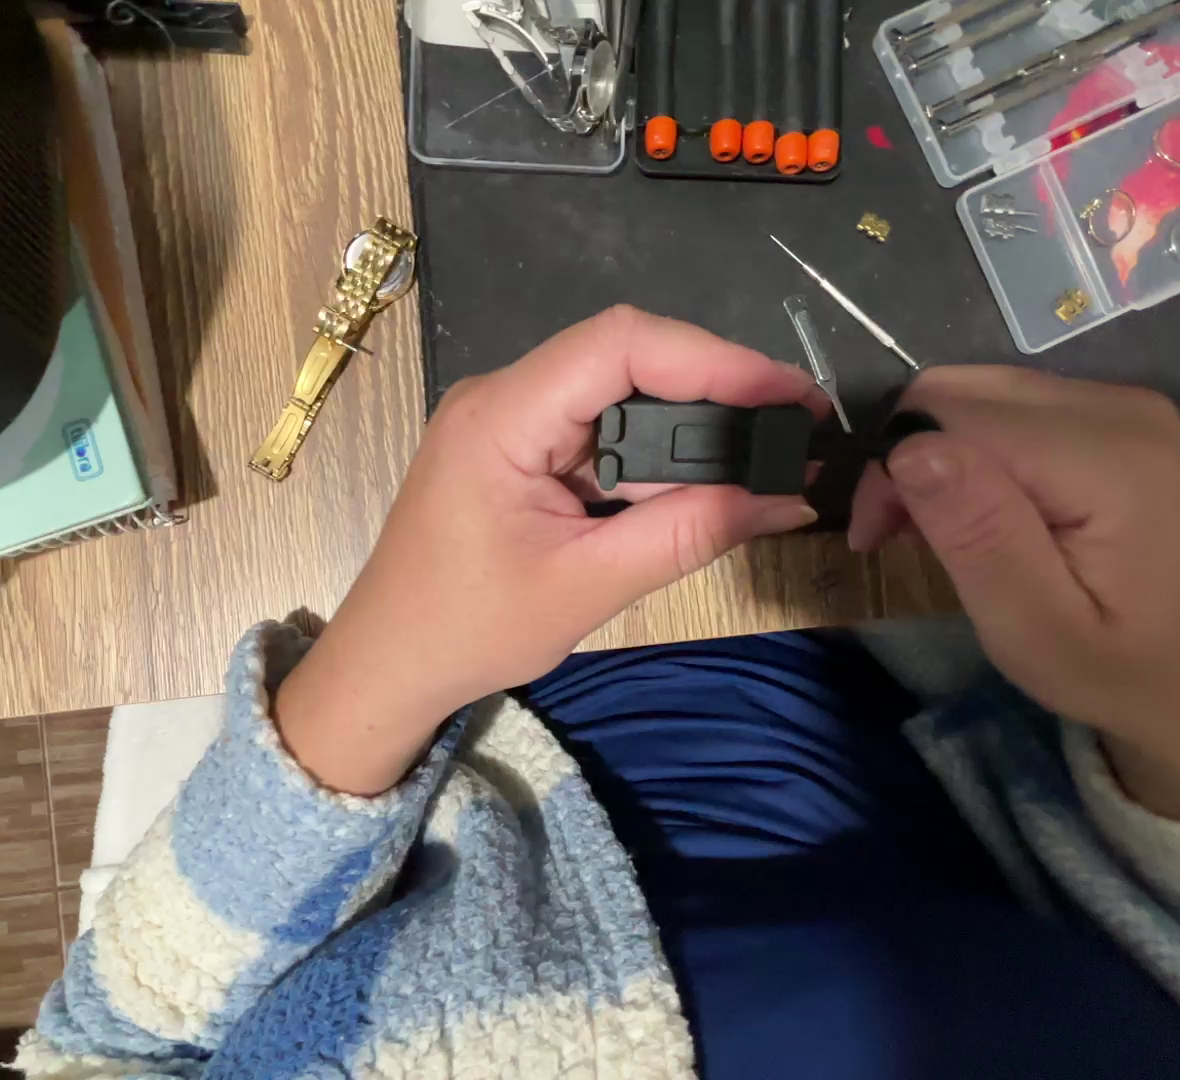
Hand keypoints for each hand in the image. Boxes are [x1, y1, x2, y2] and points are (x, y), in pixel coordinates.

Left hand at [277, 306, 822, 793]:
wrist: (390, 661)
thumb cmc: (468, 631)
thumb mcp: (585, 586)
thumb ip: (685, 534)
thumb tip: (784, 497)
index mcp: (501, 417)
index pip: (619, 345)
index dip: (714, 358)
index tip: (788, 397)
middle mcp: (500, 397)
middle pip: (621, 358)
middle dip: (712, 388)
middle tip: (789, 429)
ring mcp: (505, 419)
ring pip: (612, 391)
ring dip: (684, 422)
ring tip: (756, 455)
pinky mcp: (514, 448)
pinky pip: (592, 427)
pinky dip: (647, 450)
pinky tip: (691, 479)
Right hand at [849, 367, 1179, 823]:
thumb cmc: (1115, 671)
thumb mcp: (1031, 625)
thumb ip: (977, 532)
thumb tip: (909, 448)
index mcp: (1105, 457)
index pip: (948, 417)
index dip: (890, 468)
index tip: (872, 538)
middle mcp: (1115, 406)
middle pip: (955, 392)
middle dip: (901, 455)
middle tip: (890, 533)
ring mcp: (1118, 405)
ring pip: (970, 395)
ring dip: (926, 454)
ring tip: (925, 528)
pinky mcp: (1109, 419)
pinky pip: (1000, 408)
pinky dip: (960, 451)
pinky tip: (967, 507)